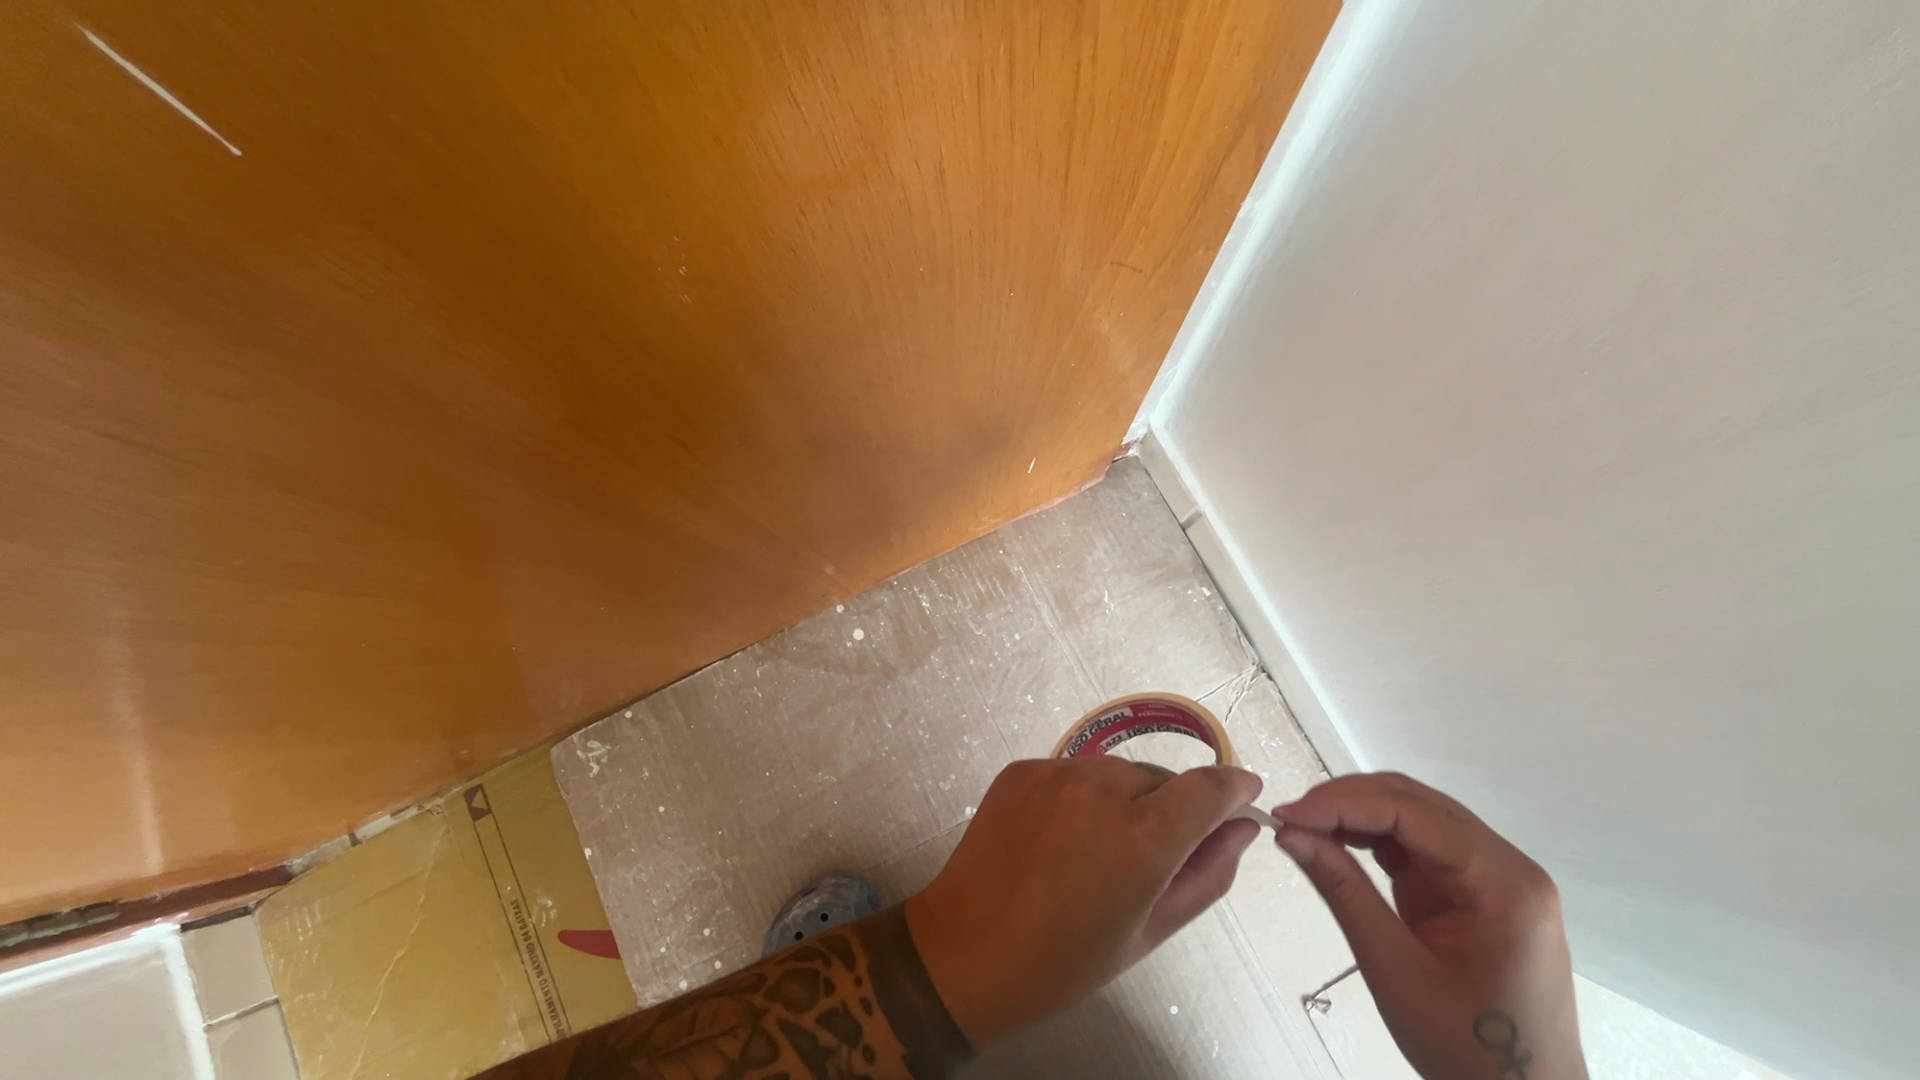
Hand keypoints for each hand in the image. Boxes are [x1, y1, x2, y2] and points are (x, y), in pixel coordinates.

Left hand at [905, 758, 1263, 1043]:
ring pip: (1116, 773)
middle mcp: (1102, 788)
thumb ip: (1208, 873)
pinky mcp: (1022, 769)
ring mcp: (1056, 772)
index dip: (1233, 788)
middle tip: (1145, 857)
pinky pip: (1073, 773)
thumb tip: (1242, 826)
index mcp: (1143, 835)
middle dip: (1168, 809)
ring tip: (1093, 851)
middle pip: (1161, 780)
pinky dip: (1079, 797)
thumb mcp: (1150, 930)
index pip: (1209, 786)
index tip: (1242, 795)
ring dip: (1123, 800)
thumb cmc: (1065, 959)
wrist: (965, 950)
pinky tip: (1058, 838)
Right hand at [1274, 773, 1587, 1079]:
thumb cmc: (1466, 1047)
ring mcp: (1492, 875)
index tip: (1286, 815)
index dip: (1342, 803)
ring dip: (1357, 815)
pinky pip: (1417, 845)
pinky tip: (1336, 844)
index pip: (1412, 812)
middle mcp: (1505, 865)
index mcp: (1503, 881)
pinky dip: (1373, 839)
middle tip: (1290, 820)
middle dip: (1347, 802)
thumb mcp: (1394, 969)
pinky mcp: (1473, 890)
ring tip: (1304, 830)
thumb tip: (1287, 832)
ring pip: (1414, 816)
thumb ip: (1342, 890)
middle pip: (1416, 803)